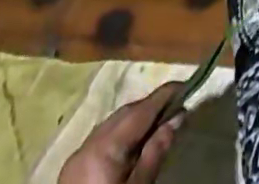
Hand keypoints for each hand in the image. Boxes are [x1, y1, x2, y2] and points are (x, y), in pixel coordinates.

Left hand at [59, 82, 184, 183]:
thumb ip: (157, 149)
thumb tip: (178, 116)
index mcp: (105, 148)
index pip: (141, 109)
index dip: (166, 95)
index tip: (188, 87)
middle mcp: (87, 145)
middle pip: (125, 113)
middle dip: (152, 106)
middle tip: (178, 108)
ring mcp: (75, 158)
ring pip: (111, 125)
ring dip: (137, 119)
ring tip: (160, 125)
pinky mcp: (71, 171)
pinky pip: (100, 140)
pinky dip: (121, 134)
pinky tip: (135, 144)